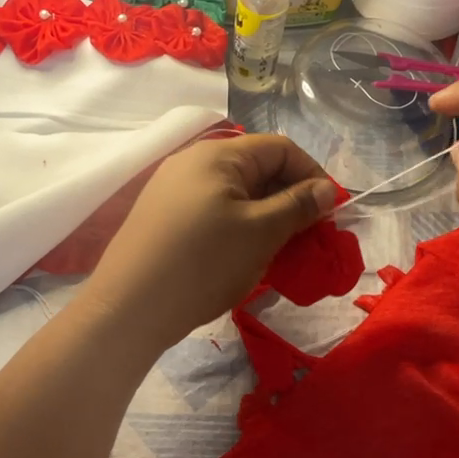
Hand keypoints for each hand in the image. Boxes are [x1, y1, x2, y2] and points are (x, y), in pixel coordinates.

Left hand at [82, 133, 335, 349]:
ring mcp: (173, 189)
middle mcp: (192, 161)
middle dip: (290, 197)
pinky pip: (214, 209)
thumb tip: (327, 189)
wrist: (128, 309)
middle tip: (308, 237)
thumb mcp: (261, 232)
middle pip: (257, 167)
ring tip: (280, 250)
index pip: (281, 148)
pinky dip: (239, 226)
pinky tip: (244, 256)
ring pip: (236, 192)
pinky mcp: (162, 217)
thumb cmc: (202, 263)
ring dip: (266, 215)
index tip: (330, 213)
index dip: (312, 175)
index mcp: (218, 154)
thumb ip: (298, 205)